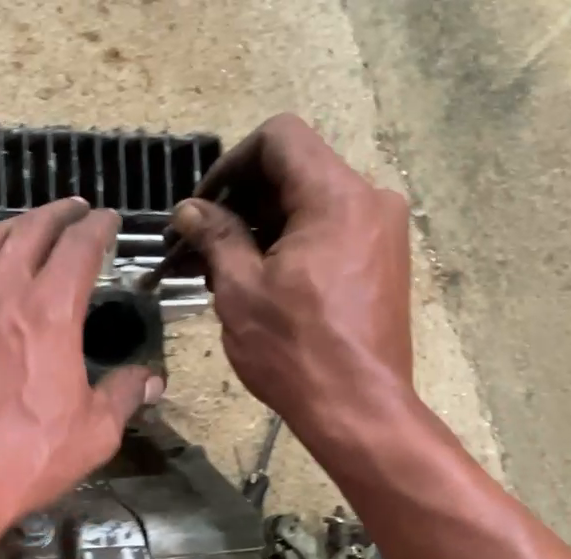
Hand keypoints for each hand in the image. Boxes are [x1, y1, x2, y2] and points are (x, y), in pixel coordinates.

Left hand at [0, 198, 162, 527]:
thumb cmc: (22, 460)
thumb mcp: (92, 434)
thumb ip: (123, 396)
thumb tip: (149, 381)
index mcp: (47, 311)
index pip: (78, 246)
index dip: (98, 226)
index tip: (108, 220)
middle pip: (29, 230)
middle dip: (57, 214)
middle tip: (73, 210)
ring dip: (14, 229)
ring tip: (29, 229)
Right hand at [170, 114, 414, 410]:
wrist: (358, 408)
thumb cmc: (295, 350)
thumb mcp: (241, 289)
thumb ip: (215, 237)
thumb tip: (189, 210)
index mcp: (336, 196)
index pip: (279, 139)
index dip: (230, 165)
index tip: (200, 208)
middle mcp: (369, 200)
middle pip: (294, 172)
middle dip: (240, 202)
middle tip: (196, 245)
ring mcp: (381, 232)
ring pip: (309, 206)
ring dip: (260, 228)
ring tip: (218, 270)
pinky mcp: (382, 262)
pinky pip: (329, 233)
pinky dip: (289, 246)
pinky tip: (256, 282)